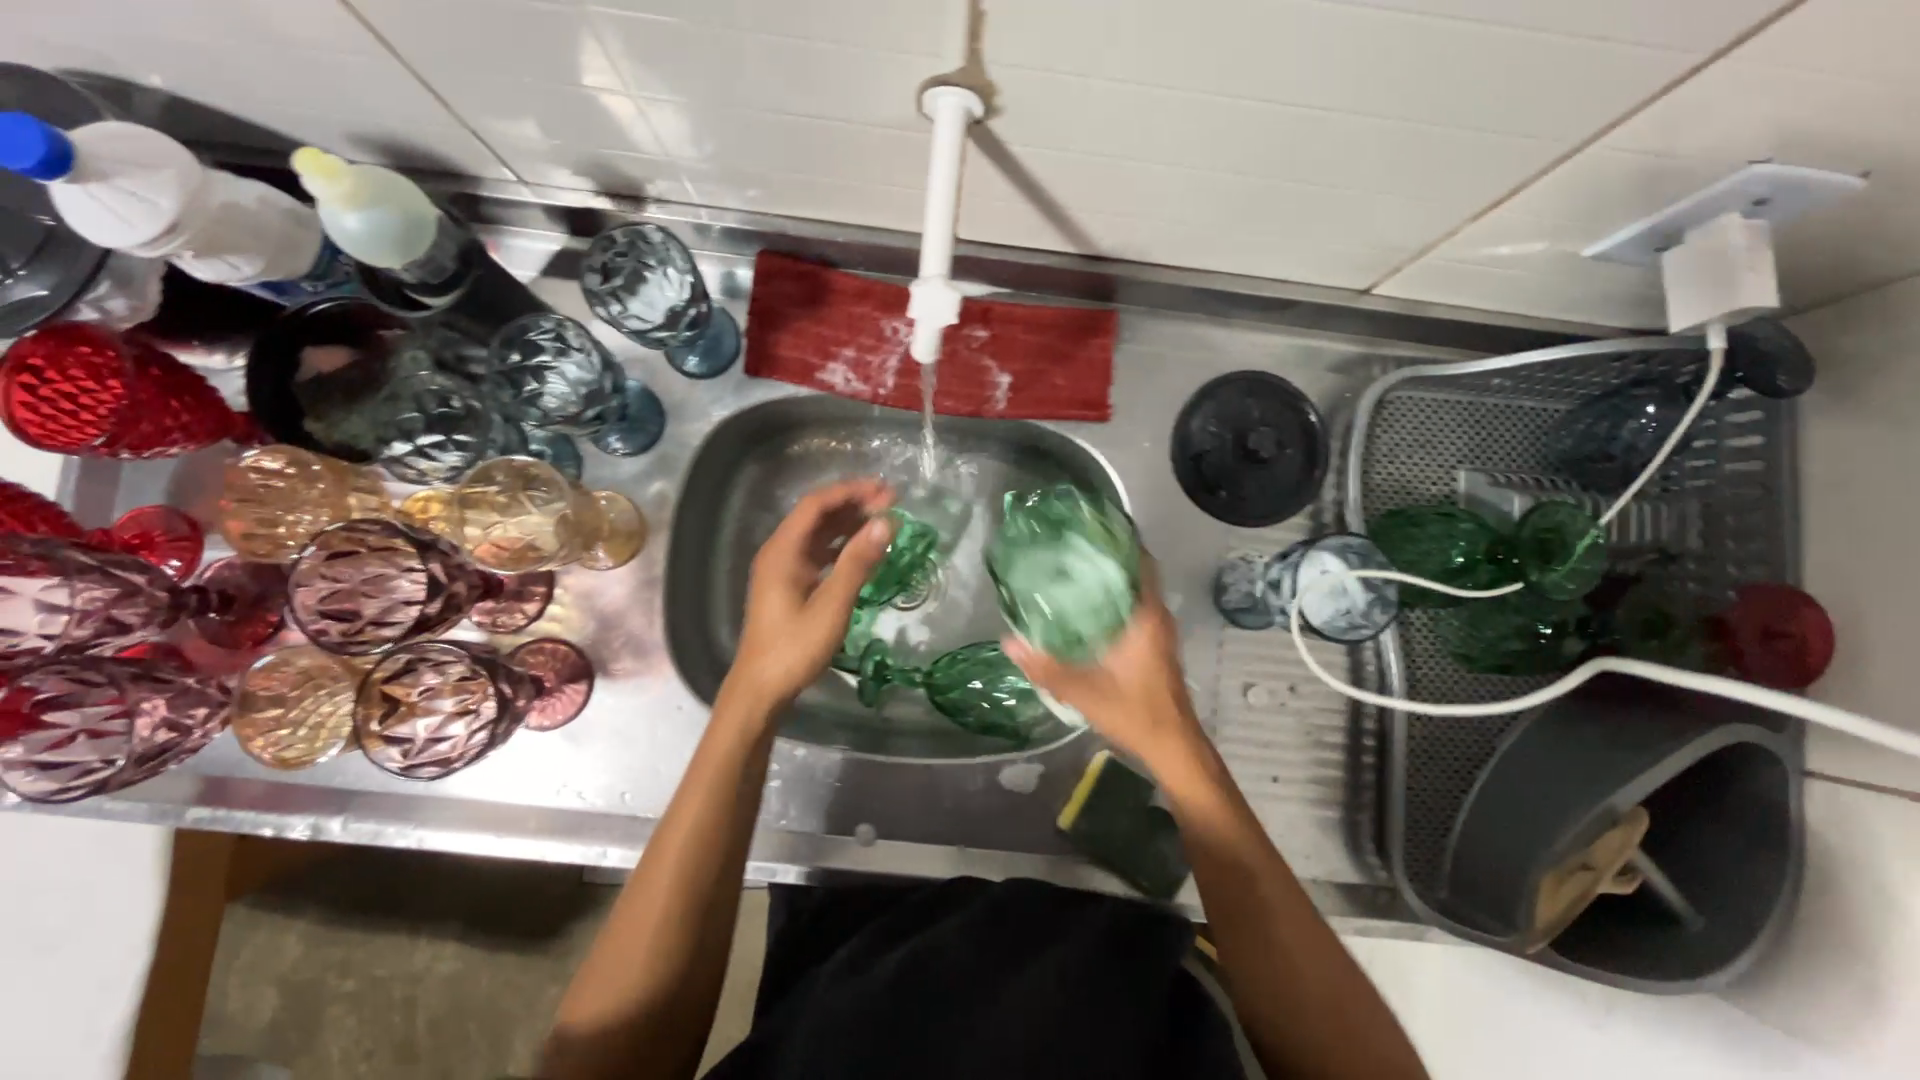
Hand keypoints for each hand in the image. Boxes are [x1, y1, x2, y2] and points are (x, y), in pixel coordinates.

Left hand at [723, 478, 894, 717]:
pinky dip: (842, 548)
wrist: (761, 688)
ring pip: (819, 535)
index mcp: (783, 550)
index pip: (817, 504)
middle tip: (892, 502)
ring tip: (883, 521)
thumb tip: (886, 523)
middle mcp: (780, 553)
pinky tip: (864, 551)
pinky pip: (818, 555)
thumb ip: (858, 563)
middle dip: (853, 504)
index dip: (851, 492)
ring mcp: (784, 570)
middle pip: (817, 515)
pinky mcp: (790, 587)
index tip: (885, 491)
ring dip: (849, 525)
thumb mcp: (831, 605)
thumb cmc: (794, 647)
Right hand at [1004, 558, 1205, 769]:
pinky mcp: (1155, 646)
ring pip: (1134, 593)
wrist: (1173, 745)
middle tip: (1070, 550)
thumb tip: (1008, 642)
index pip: (1139, 562)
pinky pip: (1134, 610)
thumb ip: (1045, 667)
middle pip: (1133, 574)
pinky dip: (1114, 602)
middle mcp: (1157, 616)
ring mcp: (1159, 632)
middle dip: (1105, 560)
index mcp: (1145, 616)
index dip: (1118, 541)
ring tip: (1072, 573)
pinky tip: (1085, 610)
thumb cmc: (1135, 713)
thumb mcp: (1084, 691)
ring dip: (1109, 582)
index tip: (1089, 529)